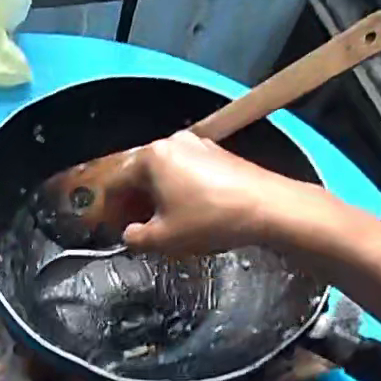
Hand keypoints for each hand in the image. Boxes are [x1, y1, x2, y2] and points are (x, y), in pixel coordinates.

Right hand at [118, 131, 363, 257]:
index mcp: (150, 157)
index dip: (109, 210)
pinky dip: (176, 190)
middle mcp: (170, 143)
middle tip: (133, 228)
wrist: (270, 208)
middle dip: (132, 202)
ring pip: (162, 172)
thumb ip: (135, 238)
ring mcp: (197, 144)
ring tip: (158, 222)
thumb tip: (129, 234)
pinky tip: (184, 211)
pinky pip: (184, 171)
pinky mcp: (217, 153)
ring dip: (154, 197)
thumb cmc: (209, 219)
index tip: (112, 230)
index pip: (116, 183)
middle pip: (138, 174)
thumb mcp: (163, 238)